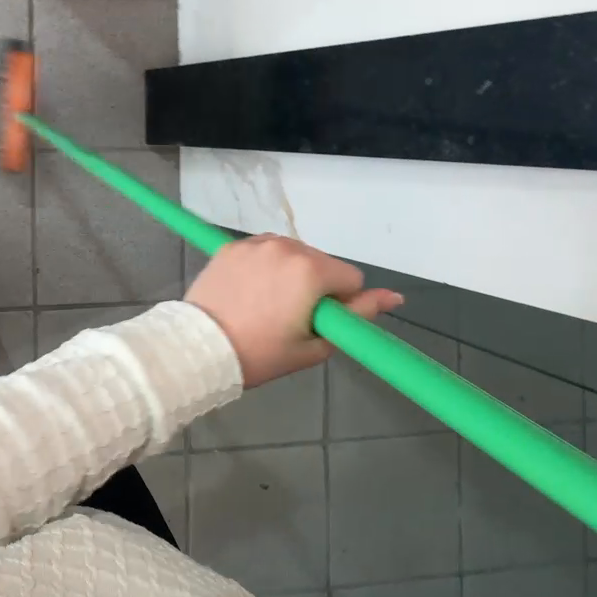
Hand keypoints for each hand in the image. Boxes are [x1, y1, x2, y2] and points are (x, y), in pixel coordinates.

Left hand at [185, 234, 403, 388]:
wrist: (200, 345)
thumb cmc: (262, 352)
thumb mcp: (317, 342)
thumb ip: (359, 315)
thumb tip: (395, 296)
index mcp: (311, 269)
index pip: (352, 279)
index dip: (340, 304)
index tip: (314, 322)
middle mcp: (285, 246)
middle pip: (322, 263)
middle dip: (316, 286)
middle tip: (288, 317)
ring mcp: (255, 243)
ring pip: (294, 254)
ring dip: (291, 273)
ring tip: (267, 304)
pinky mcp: (231, 246)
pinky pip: (264, 251)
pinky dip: (266, 266)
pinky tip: (250, 291)